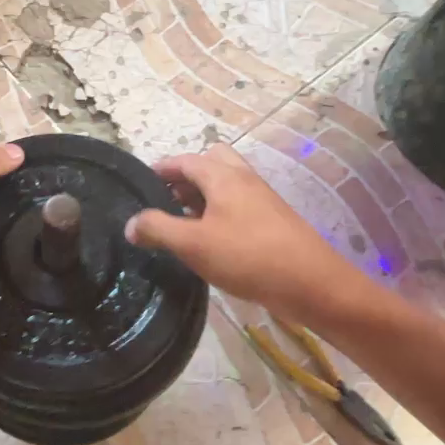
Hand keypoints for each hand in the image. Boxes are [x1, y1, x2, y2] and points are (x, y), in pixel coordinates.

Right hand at [125, 144, 368, 322]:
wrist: (313, 284)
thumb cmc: (248, 256)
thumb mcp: (193, 245)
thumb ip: (157, 229)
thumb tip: (131, 223)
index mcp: (222, 175)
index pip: (184, 160)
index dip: (160, 170)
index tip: (139, 185)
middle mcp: (243, 178)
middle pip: (210, 162)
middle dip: (184, 178)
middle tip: (166, 203)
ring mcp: (261, 198)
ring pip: (225, 184)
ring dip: (202, 196)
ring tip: (183, 225)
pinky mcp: (272, 220)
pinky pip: (238, 204)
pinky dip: (219, 212)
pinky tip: (211, 242)